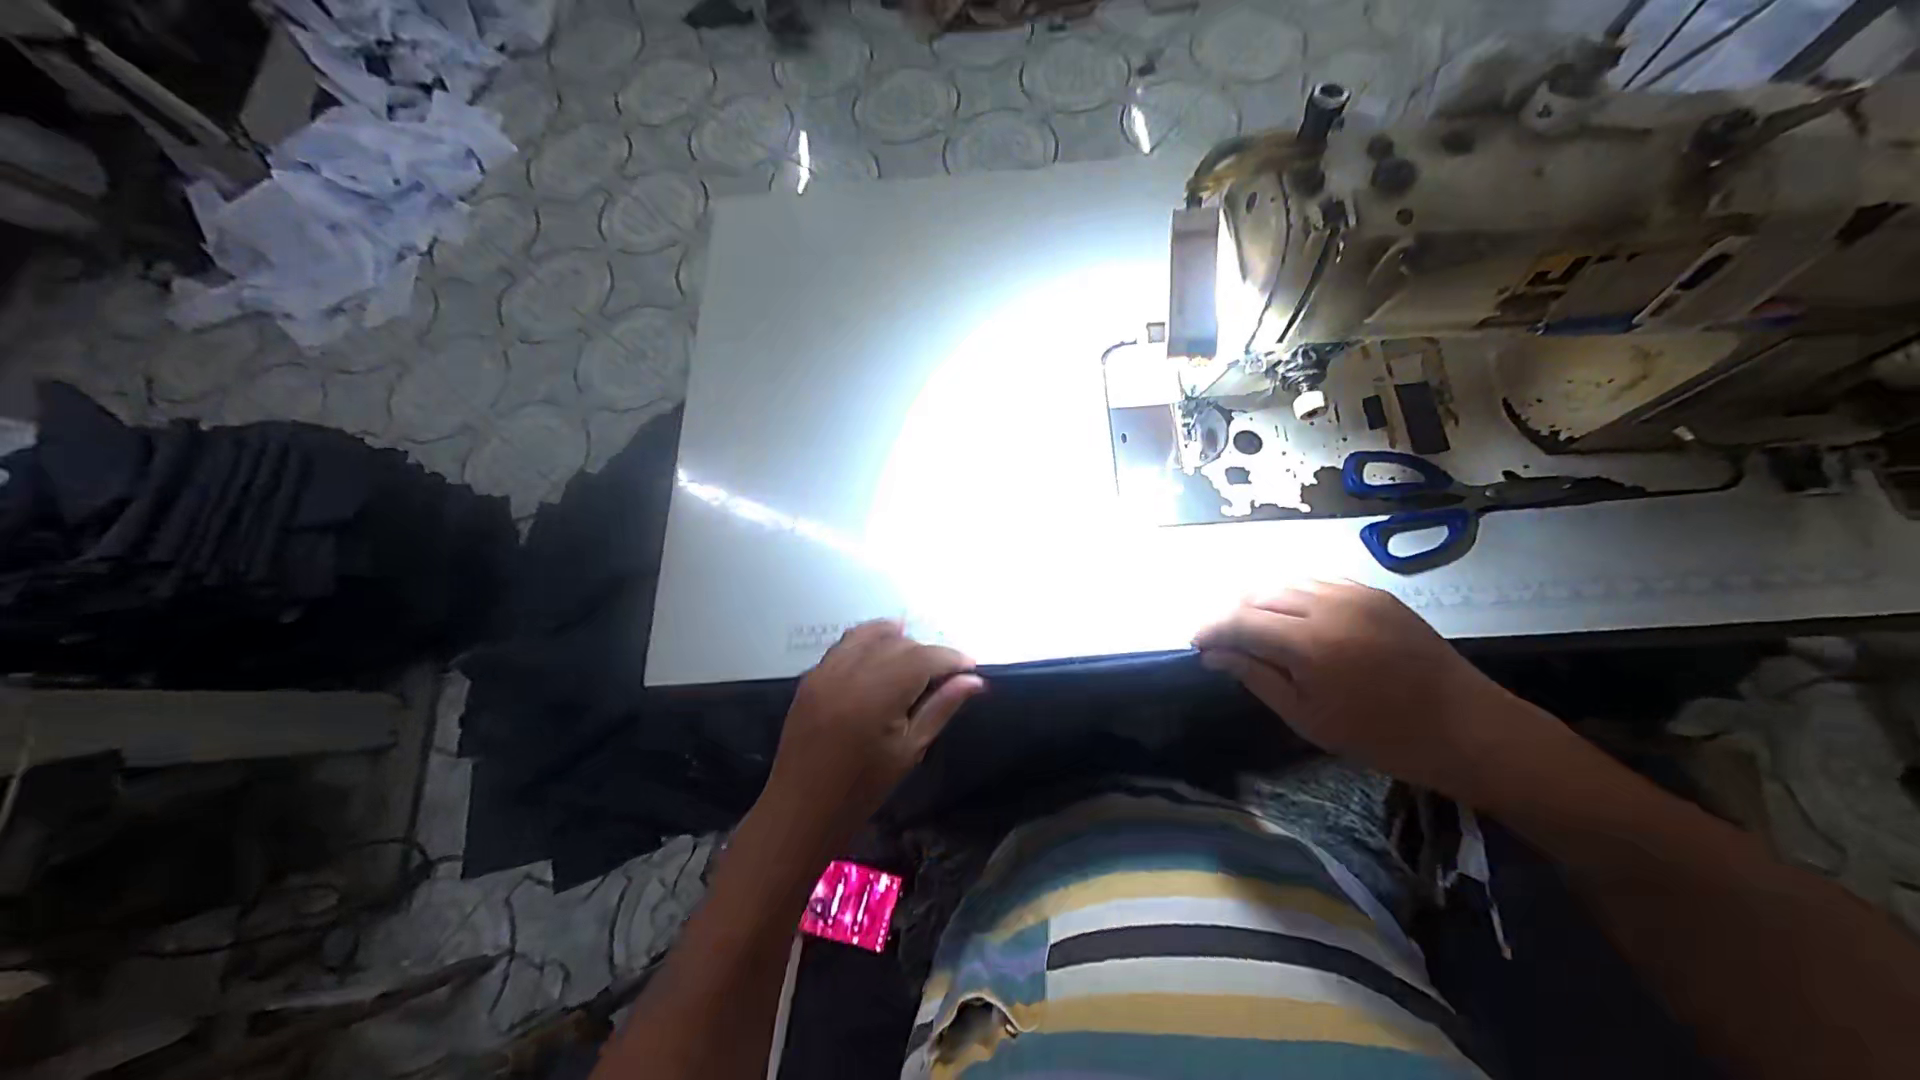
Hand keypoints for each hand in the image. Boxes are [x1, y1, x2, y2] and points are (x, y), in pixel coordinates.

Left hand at [758, 620, 984, 849]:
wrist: (801, 808)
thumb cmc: (862, 788)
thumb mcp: (910, 750)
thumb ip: (941, 707)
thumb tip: (973, 680)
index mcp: (878, 694)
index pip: (924, 657)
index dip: (951, 658)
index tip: (971, 667)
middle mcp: (850, 672)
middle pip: (899, 643)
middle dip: (927, 652)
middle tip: (946, 675)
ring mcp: (826, 670)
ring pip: (871, 635)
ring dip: (898, 641)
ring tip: (916, 660)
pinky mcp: (811, 676)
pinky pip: (846, 644)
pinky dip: (868, 642)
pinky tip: (881, 656)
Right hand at [1193, 581, 1559, 803]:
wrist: (1468, 728)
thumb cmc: (1381, 737)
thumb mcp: (1306, 716)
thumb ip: (1255, 676)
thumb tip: (1214, 653)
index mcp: (1310, 644)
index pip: (1239, 621)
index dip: (1211, 629)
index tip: (1195, 643)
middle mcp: (1328, 607)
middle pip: (1258, 594)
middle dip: (1232, 614)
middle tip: (1222, 640)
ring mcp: (1355, 594)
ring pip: (1286, 582)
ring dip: (1260, 601)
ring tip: (1253, 629)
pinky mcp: (1375, 592)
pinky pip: (1318, 582)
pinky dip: (1293, 595)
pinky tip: (1292, 617)